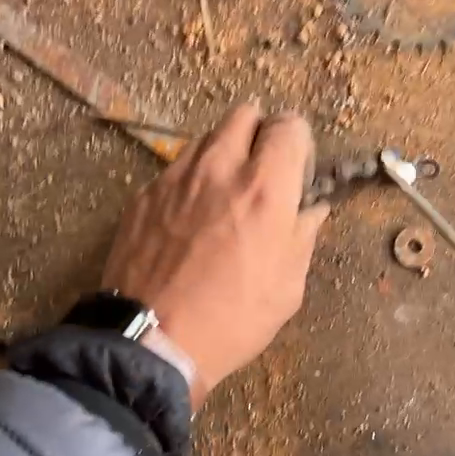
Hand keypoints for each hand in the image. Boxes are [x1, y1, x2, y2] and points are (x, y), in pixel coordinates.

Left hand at [101, 104, 329, 410]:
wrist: (150, 341)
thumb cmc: (231, 321)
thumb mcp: (286, 288)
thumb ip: (302, 237)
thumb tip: (311, 209)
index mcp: (264, 188)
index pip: (289, 126)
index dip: (298, 142)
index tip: (296, 170)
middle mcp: (219, 169)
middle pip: (244, 114)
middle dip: (260, 132)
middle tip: (262, 169)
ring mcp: (175, 178)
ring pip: (206, 137)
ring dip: (223, 152)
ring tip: (224, 193)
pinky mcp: (143, 195)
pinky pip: (175, 169)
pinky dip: (190, 180)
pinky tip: (189, 217)